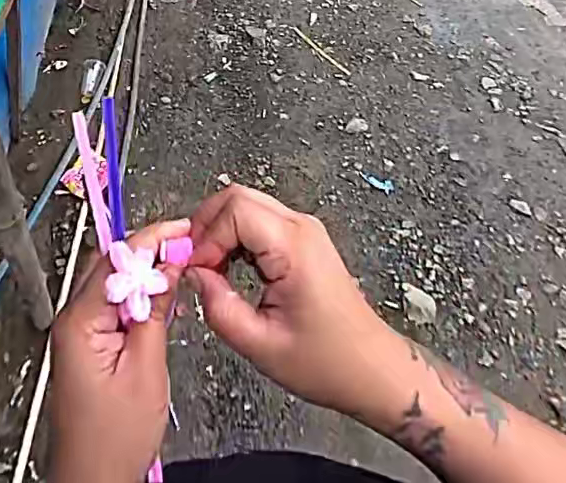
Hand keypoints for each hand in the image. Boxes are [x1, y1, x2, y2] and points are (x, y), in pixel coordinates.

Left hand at [48, 217, 190, 482]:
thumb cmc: (113, 440)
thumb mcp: (146, 368)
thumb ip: (156, 311)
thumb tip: (169, 267)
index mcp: (80, 321)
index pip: (116, 261)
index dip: (150, 239)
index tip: (179, 230)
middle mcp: (72, 318)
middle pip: (111, 266)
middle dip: (148, 251)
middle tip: (183, 244)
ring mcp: (78, 330)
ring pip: (113, 282)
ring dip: (145, 272)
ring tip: (177, 266)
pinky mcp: (87, 343)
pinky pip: (113, 303)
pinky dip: (138, 295)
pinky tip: (160, 297)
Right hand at [182, 186, 406, 419]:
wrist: (372, 368)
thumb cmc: (324, 362)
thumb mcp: (261, 345)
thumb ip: (219, 308)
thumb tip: (193, 275)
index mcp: (294, 246)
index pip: (235, 211)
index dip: (206, 237)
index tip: (195, 271)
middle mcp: (299, 225)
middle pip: (237, 197)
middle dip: (207, 225)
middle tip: (193, 263)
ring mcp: (302, 227)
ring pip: (246, 203)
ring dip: (219, 229)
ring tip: (209, 268)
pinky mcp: (301, 236)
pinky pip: (258, 218)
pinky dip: (235, 234)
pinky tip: (229, 265)